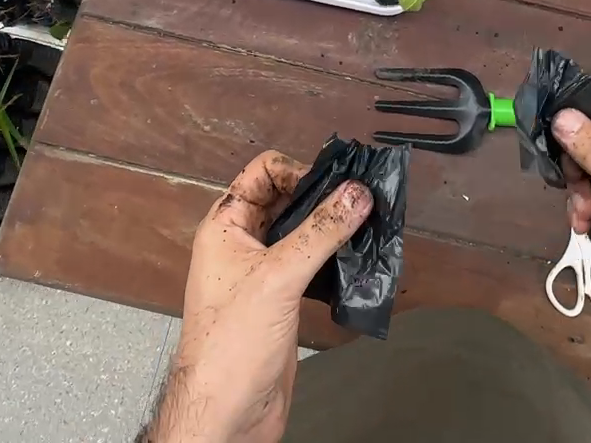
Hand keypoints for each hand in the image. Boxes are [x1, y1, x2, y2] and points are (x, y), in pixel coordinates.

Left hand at [145, 150, 372, 442]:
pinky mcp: (283, 298)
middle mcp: (243, 244)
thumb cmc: (228, 349)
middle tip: (359, 198)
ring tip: (364, 222)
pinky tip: (355, 257)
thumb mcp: (277, 277)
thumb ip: (320, 232)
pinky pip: (311, 261)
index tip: (333, 184)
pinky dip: (333, 255)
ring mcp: (263, 272)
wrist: (227, 418)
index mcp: (226, 226)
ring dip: (330, 226)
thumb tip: (354, 194)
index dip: (297, 171)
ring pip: (301, 230)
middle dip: (322, 195)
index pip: (263, 172)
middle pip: (286, 198)